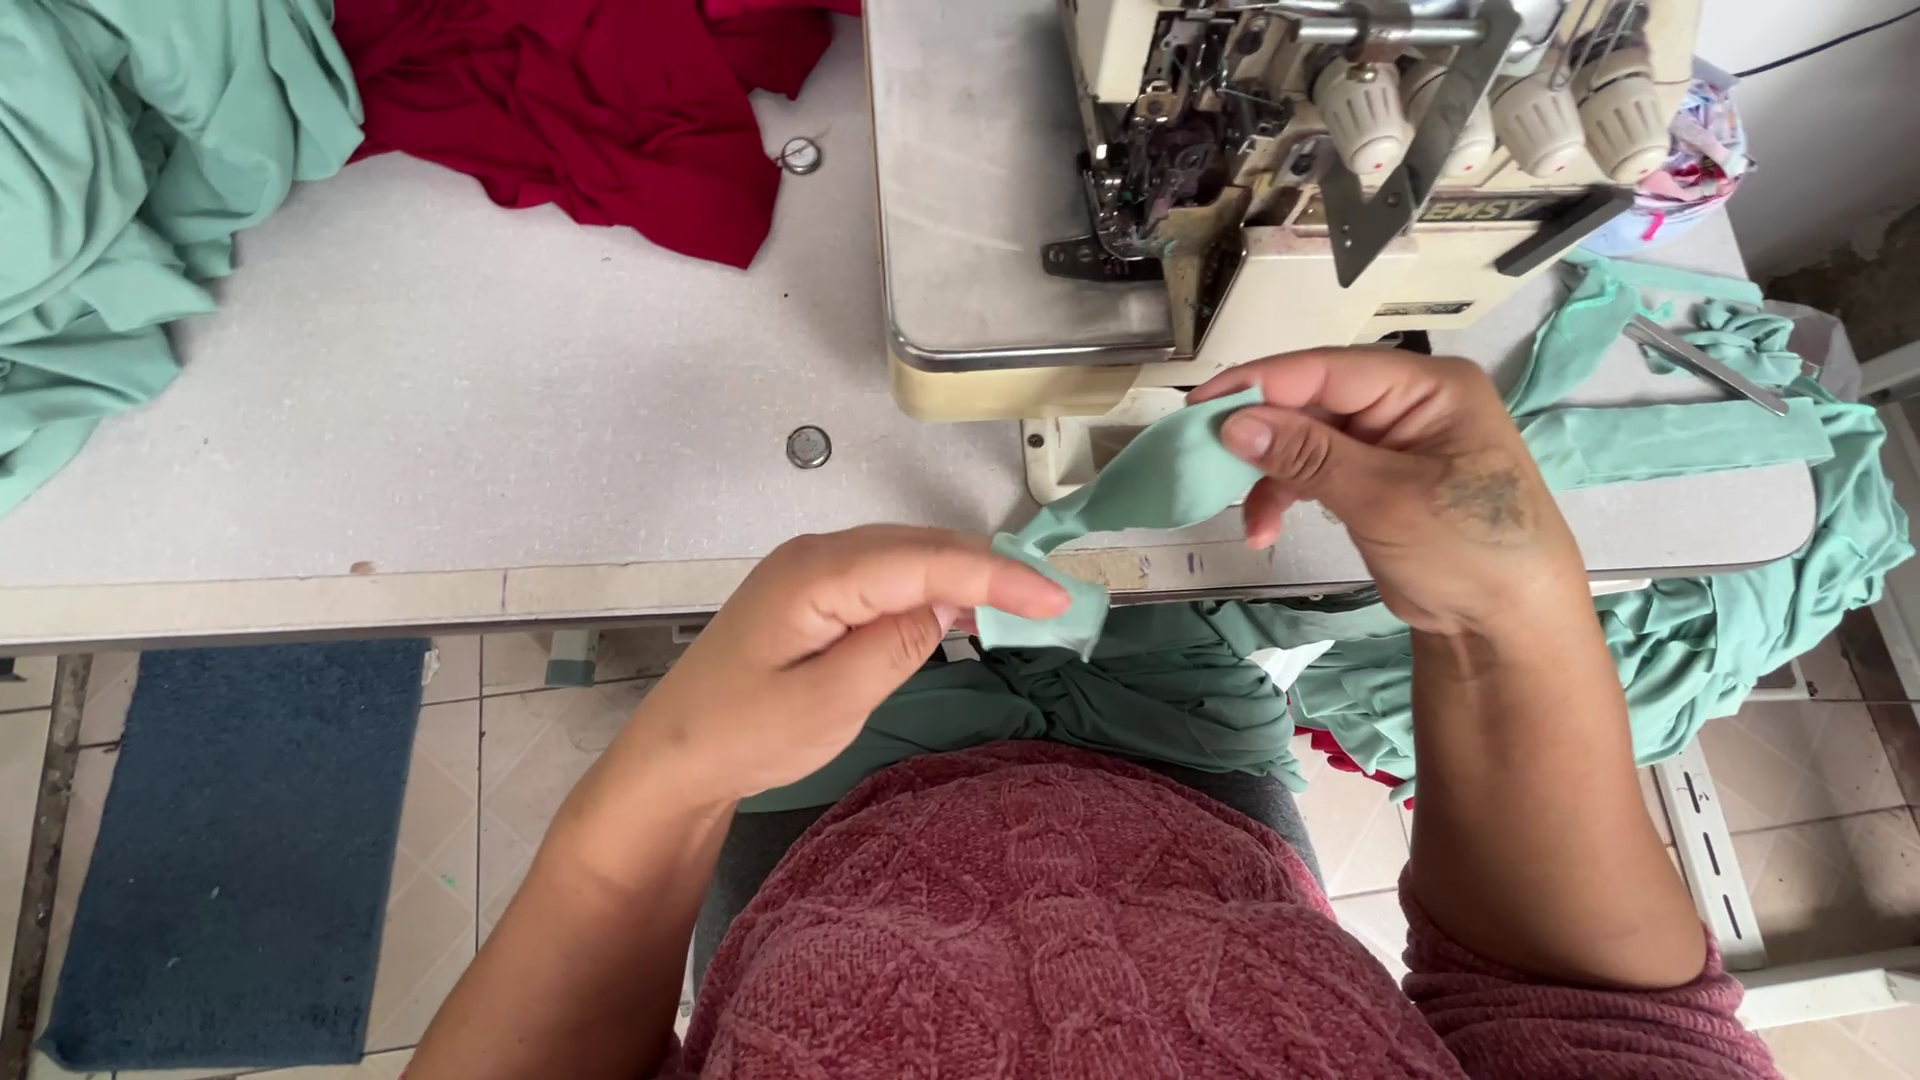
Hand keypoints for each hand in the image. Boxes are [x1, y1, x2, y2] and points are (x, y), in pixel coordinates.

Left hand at [587, 525, 1068, 816]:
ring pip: (910, 557)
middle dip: (991, 569)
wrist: (674, 756)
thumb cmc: (741, 735)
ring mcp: (815, 568)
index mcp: (817, 572)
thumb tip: (949, 606)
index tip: (1055, 598)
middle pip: (922, 547)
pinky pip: (888, 576)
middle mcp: (818, 553)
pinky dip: (933, 590)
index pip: (925, 561)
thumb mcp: (827, 702)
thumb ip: (895, 645)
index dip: (996, 577)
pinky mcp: (817, 591)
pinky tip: (961, 609)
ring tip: (1023, 603)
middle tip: (1052, 601)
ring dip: (966, 577)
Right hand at [1190, 348, 1587, 635]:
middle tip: (1204, 459)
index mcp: (1424, 386)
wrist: (1504, 623)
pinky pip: (1309, 473)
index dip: (1257, 384)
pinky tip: (1264, 531)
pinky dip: (1282, 498)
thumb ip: (1307, 455)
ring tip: (1249, 521)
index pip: (1324, 369)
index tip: (1197, 409)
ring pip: (1301, 441)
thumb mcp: (1384, 498)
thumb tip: (1232, 424)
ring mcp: (1383, 442)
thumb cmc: (1468, 550)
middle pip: (1307, 403)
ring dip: (1268, 479)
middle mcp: (1401, 403)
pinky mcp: (1367, 478)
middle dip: (1259, 437)